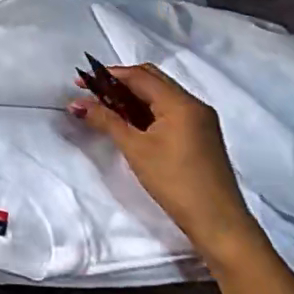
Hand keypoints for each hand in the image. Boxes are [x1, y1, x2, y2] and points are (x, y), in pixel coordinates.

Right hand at [70, 63, 262, 255]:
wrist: (215, 218)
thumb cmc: (173, 180)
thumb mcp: (135, 148)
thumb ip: (106, 121)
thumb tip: (78, 104)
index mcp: (180, 103)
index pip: (140, 76)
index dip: (108, 75)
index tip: (81, 82)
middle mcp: (193, 104)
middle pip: (152, 80)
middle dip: (120, 82)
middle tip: (91, 93)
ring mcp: (199, 120)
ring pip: (160, 96)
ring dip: (131, 97)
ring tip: (103, 108)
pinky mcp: (199, 134)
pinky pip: (168, 111)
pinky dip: (145, 110)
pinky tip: (128, 122)